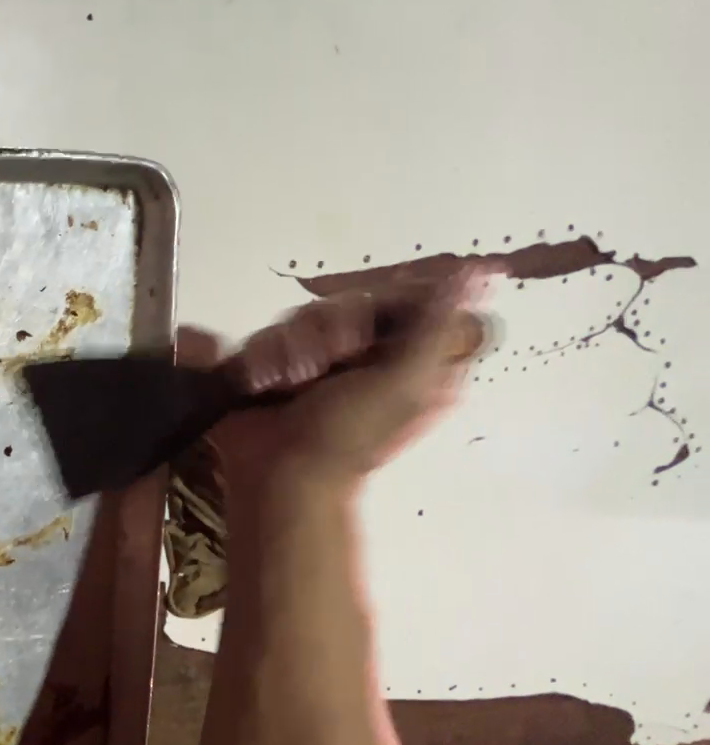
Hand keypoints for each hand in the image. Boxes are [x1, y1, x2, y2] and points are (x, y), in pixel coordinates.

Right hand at [186, 270, 485, 492]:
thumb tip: (484, 271)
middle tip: (329, 362)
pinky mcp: (271, 366)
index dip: (391, 302)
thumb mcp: (407, 383)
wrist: (274, 473)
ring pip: (302, 317)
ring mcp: (315, 359)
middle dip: (331, 329)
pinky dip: (260, 360)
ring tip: (285, 383)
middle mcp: (365, 354)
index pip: (411, 299)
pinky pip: (264, 337)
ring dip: (289, 348)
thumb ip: (438, 327)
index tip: (374, 325)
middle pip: (351, 302)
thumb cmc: (347, 436)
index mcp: (411, 357)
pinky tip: (262, 384)